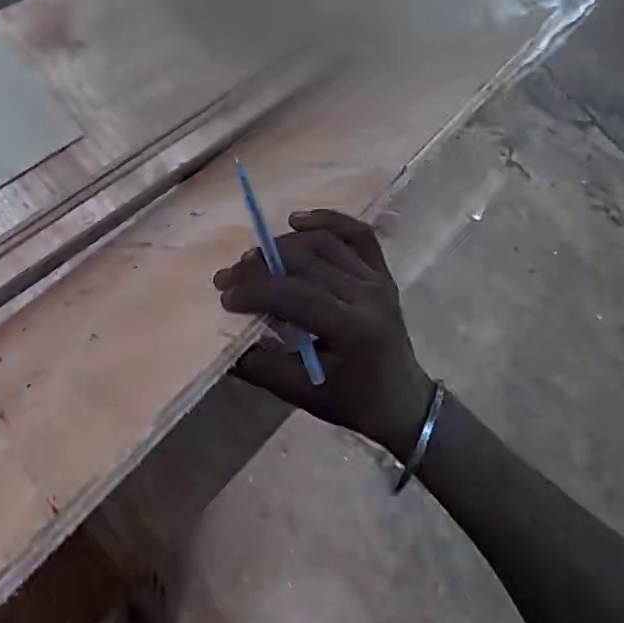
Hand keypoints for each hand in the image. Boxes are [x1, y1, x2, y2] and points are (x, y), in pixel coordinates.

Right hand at [211, 208, 435, 458]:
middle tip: (227, 279)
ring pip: (324, 243)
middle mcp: (369, 295)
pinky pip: (356, 234)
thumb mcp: (298, 392)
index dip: (255, 291)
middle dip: (258, 267)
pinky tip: (297, 220)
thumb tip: (221, 335)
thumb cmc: (350, 401)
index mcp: (354, 329)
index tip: (225, 299)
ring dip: (280, 246)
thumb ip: (257, 364)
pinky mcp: (381, 272)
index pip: (296, 295)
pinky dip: (326, 221)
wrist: (402, 401)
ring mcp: (378, 279)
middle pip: (306, 263)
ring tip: (250, 259)